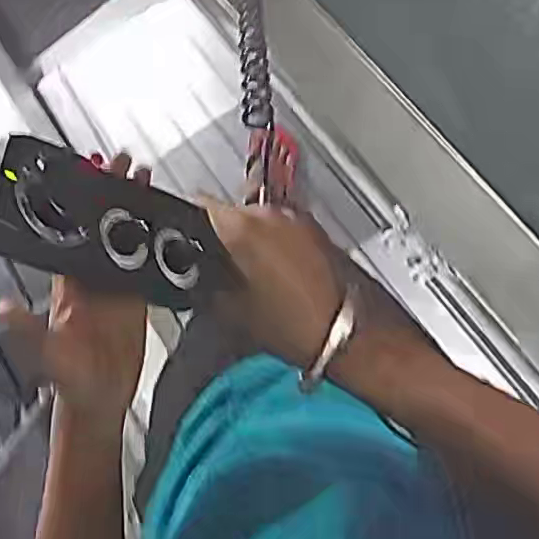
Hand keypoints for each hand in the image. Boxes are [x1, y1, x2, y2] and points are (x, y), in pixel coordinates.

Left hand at [0, 153, 149, 430]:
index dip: (80, 202)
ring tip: (144, 179)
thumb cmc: (69, 380)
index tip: (88, 175)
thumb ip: (28, 331)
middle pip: (100, 224)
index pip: (71, 231)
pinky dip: (154, 235)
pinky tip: (162, 217)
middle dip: (110, 191)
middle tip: (122, 163)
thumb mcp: (46, 356)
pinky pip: (145, 258)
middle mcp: (90, 276)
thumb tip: (4, 308)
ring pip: (124, 234)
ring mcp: (114, 283)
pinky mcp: (135, 295)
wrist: (99, 401)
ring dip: (133, 207)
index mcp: (67, 282)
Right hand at [199, 200, 347, 368]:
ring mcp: (295, 217)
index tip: (185, 238)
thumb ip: (205, 283)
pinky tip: (274, 275)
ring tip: (248, 274)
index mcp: (242, 227)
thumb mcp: (232, 311)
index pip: (199, 204)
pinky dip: (272, 242)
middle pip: (228, 211)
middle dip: (219, 235)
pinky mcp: (314, 228)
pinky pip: (279, 226)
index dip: (187, 223)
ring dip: (247, 238)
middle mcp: (269, 213)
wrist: (353, 335)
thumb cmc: (299, 326)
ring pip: (255, 218)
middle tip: (216, 266)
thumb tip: (194, 273)